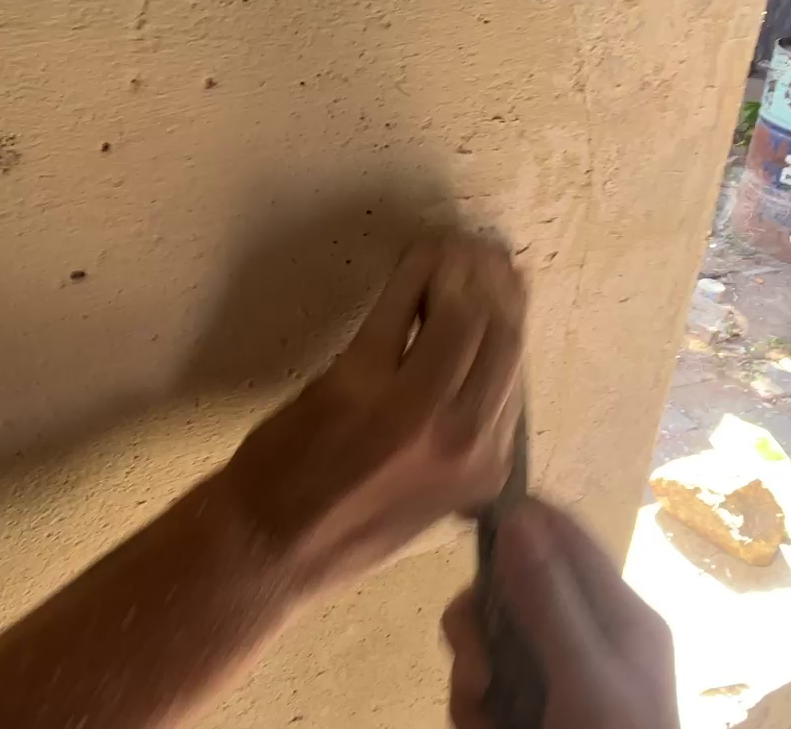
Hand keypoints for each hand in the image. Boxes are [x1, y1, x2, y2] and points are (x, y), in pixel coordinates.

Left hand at [223, 234, 526, 590]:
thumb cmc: (347, 521)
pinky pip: (400, 309)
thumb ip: (464, 436)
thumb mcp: (432, 494)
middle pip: (502, 334)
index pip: (517, 368)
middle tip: (478, 249)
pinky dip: (414, 272)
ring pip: (461, 315)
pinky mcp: (361, 381)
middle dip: (494, 280)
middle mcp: (465, 438)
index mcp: (487, 468)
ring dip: (457, 268)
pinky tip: (417, 256)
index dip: (511, 312)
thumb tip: (479, 365)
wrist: (273, 544)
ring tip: (448, 246)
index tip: (501, 279)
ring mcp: (415, 409)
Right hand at [443, 498, 677, 728]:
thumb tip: (514, 514)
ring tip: (485, 714)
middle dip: (481, 619)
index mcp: (618, 615)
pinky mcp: (524, 706)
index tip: (459, 516)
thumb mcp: (587, 683)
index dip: (513, 516)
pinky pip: (479, 677)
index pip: (561, 532)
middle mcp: (583, 633)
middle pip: (509, 581)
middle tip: (478, 663)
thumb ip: (550, 599)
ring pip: (486, 631)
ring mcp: (552, 672)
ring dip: (471, 669)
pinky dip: (473, 705)